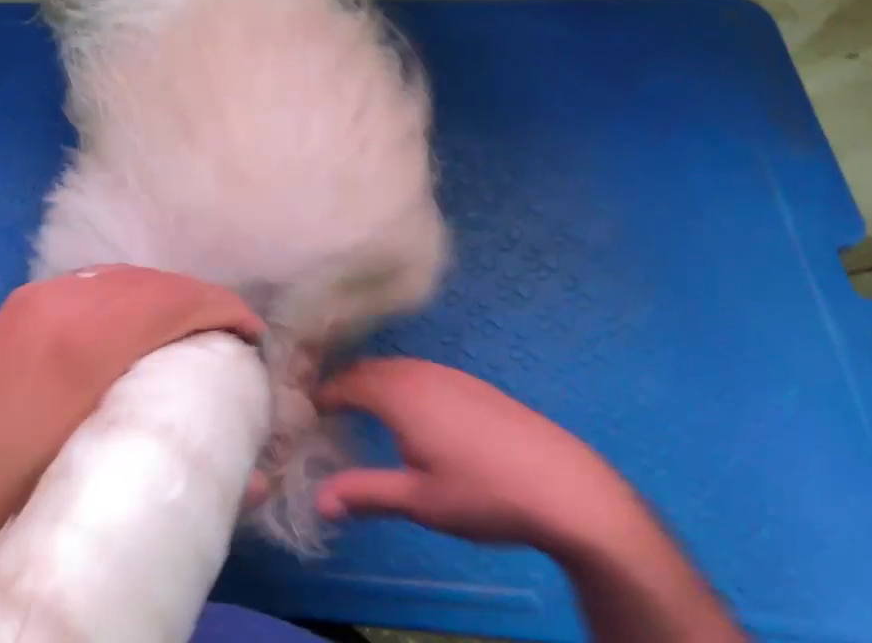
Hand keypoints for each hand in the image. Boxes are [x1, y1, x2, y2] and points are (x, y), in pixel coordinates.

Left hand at [0, 266, 261, 611]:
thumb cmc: (9, 501)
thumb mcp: (99, 482)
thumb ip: (175, 462)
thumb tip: (250, 471)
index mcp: (84, 341)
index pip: (172, 300)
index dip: (222, 309)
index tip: (253, 337)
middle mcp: (60, 302)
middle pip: (150, 281)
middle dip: (198, 301)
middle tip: (228, 338)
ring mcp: (33, 299)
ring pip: (119, 278)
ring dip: (161, 297)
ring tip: (188, 333)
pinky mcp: (16, 306)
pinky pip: (88, 286)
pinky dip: (125, 298)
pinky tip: (134, 329)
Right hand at [314, 358, 636, 553]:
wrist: (569, 489)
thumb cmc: (485, 493)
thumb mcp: (419, 501)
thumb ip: (365, 494)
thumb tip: (318, 502)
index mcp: (398, 393)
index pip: (343, 383)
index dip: (319, 395)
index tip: (301, 412)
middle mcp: (420, 374)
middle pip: (368, 368)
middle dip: (342, 384)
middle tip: (323, 409)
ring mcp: (452, 376)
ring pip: (397, 368)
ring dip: (372, 382)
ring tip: (359, 409)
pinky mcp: (476, 386)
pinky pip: (421, 374)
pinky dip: (400, 385)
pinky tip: (410, 414)